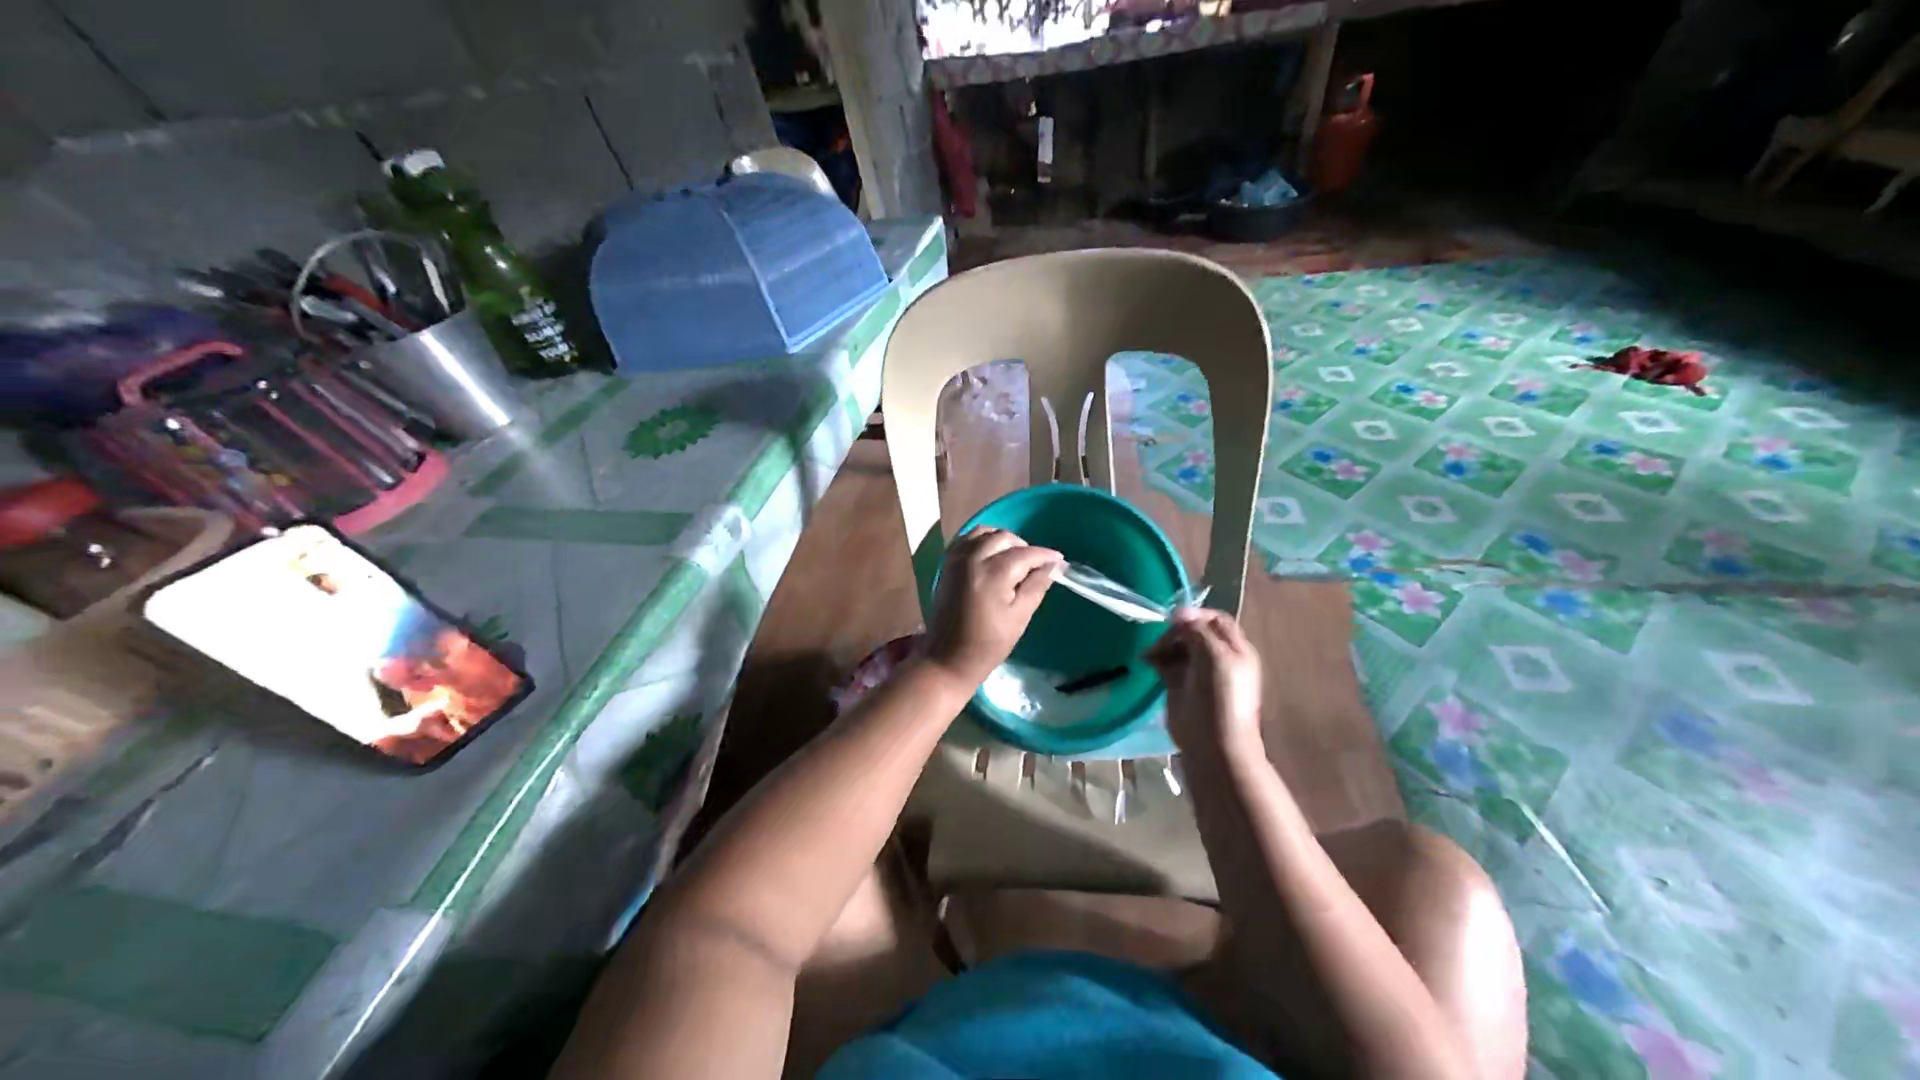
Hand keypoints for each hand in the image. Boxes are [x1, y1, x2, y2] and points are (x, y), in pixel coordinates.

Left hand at [922, 527, 1062, 686]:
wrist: (947, 658)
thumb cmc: (988, 643)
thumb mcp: (1019, 617)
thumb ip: (1036, 586)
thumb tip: (1053, 566)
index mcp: (994, 572)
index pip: (1026, 553)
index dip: (1045, 556)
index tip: (1059, 561)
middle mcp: (973, 558)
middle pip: (1005, 538)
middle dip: (1024, 547)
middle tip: (1035, 566)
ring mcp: (957, 559)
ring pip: (984, 533)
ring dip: (1001, 540)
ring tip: (1013, 559)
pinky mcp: (947, 565)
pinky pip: (966, 540)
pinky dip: (981, 541)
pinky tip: (990, 555)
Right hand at [1146, 608, 1262, 754]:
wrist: (1213, 742)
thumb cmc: (1221, 697)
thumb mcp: (1216, 656)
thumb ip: (1198, 631)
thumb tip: (1180, 613)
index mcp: (1235, 649)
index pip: (1216, 620)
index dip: (1197, 615)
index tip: (1174, 619)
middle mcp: (1217, 656)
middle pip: (1193, 631)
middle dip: (1176, 631)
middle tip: (1162, 641)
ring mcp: (1197, 670)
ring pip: (1177, 645)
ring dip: (1163, 643)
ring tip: (1151, 653)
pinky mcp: (1178, 683)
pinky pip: (1165, 661)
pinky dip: (1155, 657)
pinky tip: (1146, 660)